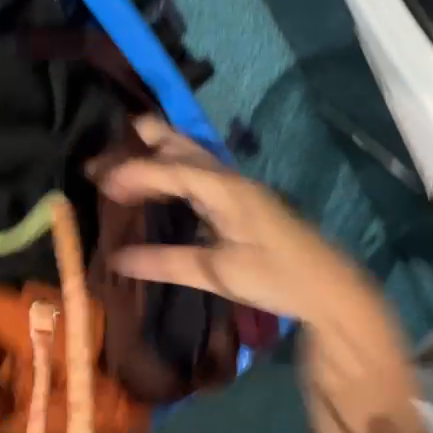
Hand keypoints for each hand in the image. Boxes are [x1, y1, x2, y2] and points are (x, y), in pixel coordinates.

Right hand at [98, 115, 377, 326]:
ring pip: (196, 158)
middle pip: (185, 150)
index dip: (135, 172)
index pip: (172, 170)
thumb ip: (167, 262)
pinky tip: (169, 180)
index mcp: (226, 191)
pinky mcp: (247, 201)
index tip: (102, 181)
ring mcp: (242, 189)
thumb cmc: (277, 279)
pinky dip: (179, 168)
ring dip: (164, 151)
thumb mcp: (219, 273)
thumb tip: (118, 258)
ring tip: (133, 149)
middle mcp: (232, 181)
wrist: (330, 289)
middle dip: (147, 143)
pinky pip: (205, 172)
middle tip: (111, 145)